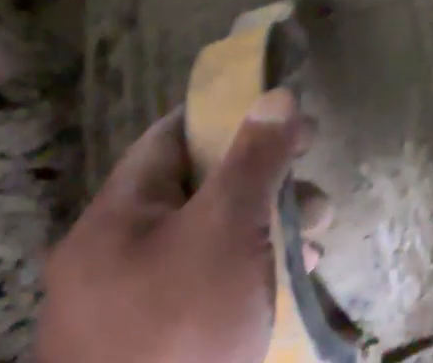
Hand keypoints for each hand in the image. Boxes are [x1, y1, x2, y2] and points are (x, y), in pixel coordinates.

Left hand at [34, 89, 321, 362]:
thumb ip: (254, 160)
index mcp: (114, 219)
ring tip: (318, 238)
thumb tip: (276, 95)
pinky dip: (255, 268)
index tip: (287, 113)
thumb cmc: (180, 326)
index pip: (170, 138)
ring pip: (213, 235)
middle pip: (200, 187)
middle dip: (267, 177)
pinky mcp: (158, 338)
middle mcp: (115, 254)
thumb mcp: (227, 230)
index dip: (229, 115)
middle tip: (315, 180)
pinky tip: (296, 276)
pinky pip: (212, 279)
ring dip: (271, 224)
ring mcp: (133, 300)